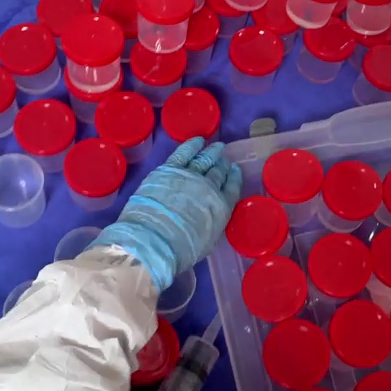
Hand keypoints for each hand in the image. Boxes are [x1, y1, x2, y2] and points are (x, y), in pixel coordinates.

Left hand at [87, 136, 241, 290]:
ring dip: (211, 152)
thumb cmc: (182, 249)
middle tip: (224, 157)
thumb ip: (213, 223)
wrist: (155, 240)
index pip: (232, 187)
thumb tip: (211, 214)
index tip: (235, 169)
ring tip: (216, 146)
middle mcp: (209, 187)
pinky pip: (183, 152)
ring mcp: (189, 176)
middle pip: (218, 172)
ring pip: (203, 160)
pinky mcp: (169, 169)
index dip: (234, 177)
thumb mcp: (208, 241)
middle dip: (222, 164)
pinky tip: (198, 140)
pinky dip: (192, 145)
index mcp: (222, 207)